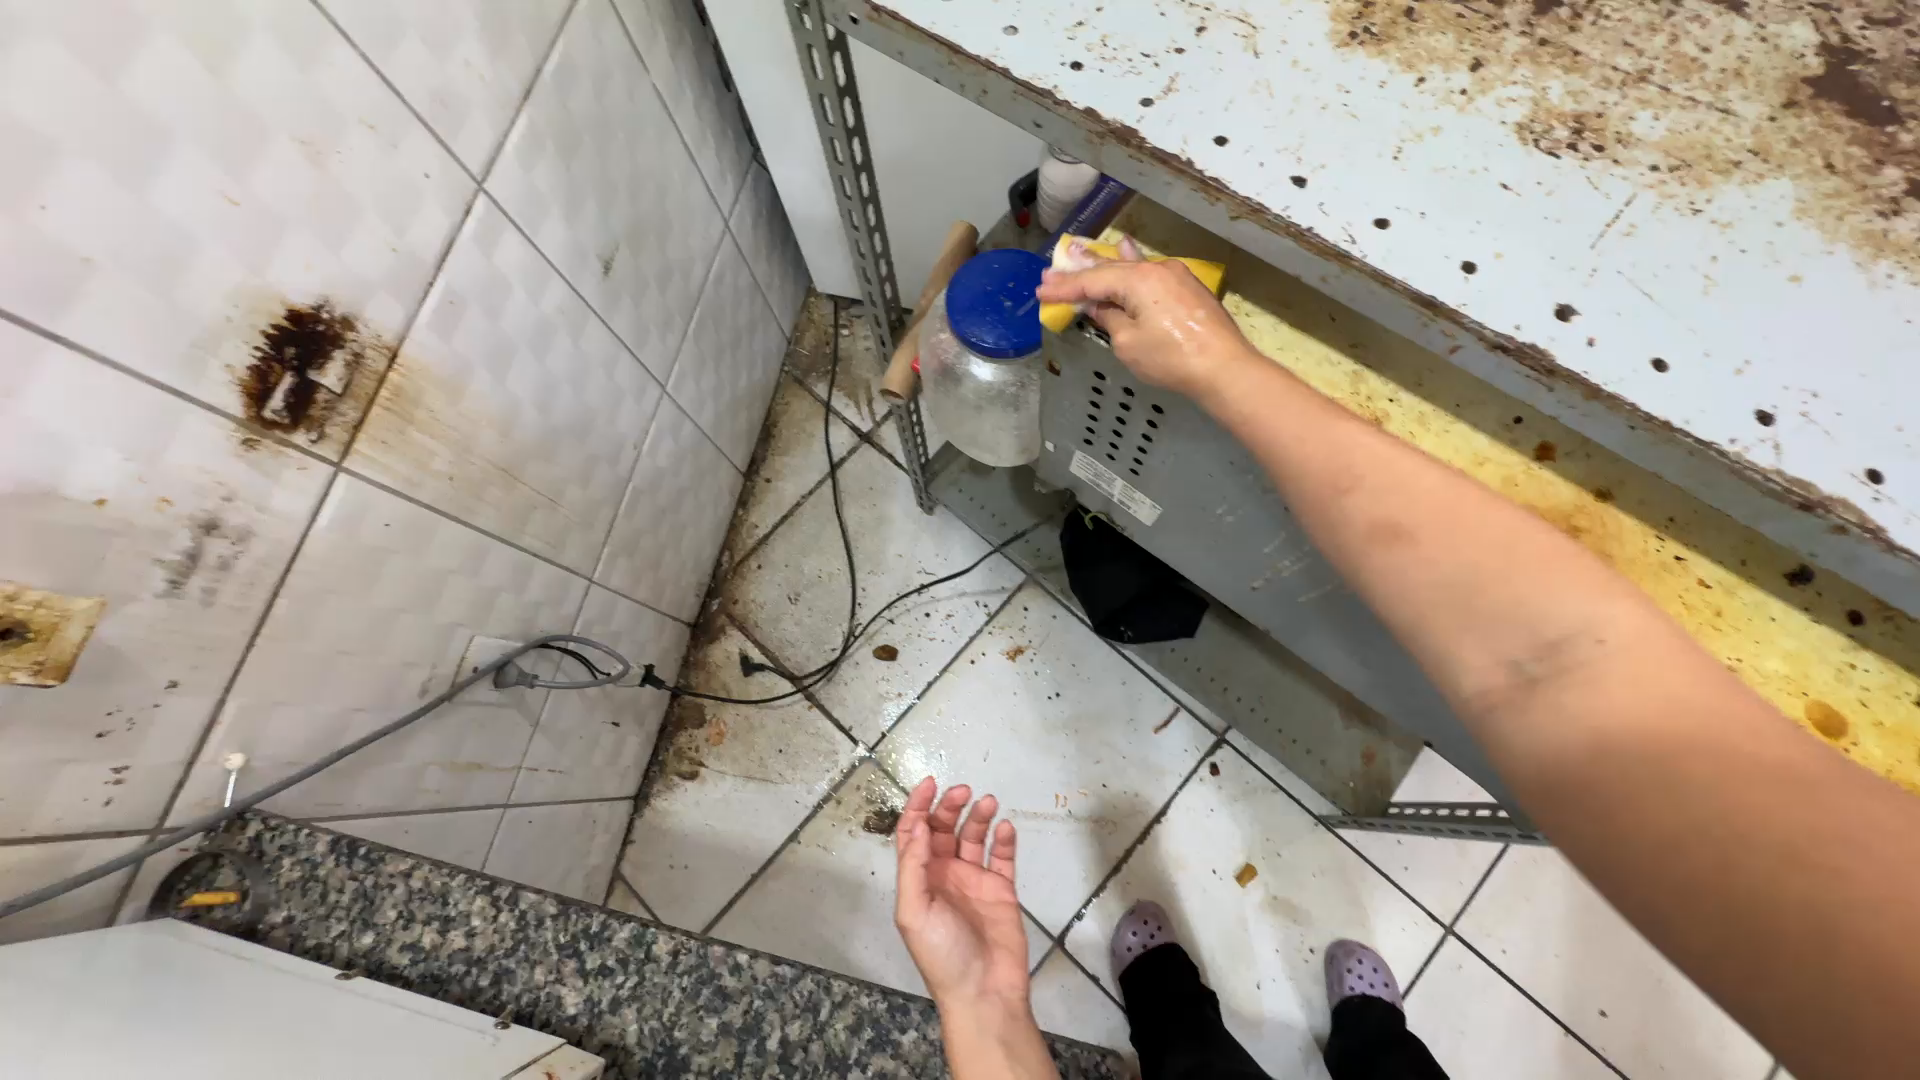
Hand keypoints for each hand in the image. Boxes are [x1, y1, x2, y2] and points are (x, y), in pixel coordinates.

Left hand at [893, 777, 1030, 1011]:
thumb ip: (914, 866)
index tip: (930, 783)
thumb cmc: (942, 953)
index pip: (914, 833)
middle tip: (963, 790)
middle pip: (944, 828)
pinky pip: (1002, 858)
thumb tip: (919, 825)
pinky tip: (1005, 828)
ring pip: (974, 837)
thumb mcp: (914, 911)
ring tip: (988, 802)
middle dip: (950, 805)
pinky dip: (1004, 840)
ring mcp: (974, 880)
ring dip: (978, 816)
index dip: (918, 805)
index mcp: (920, 878)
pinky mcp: (1001, 890)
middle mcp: (945, 874)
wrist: (983, 993)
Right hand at [1035, 240, 1255, 398]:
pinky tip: (1127, 252)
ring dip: (1105, 265)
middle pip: (1110, 270)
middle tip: (1051, 270)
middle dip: (1080, 272)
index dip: (1064, 288)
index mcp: (1138, 280)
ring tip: (1080, 252)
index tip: (1041, 290)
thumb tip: (1099, 306)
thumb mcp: (1128, 343)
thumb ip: (1109, 319)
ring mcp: (1175, 276)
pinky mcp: (1187, 289)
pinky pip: (1150, 273)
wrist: (1222, 367)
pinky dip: (1132, 266)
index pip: (1092, 282)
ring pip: (1131, 268)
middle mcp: (1156, 269)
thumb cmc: (1170, 358)